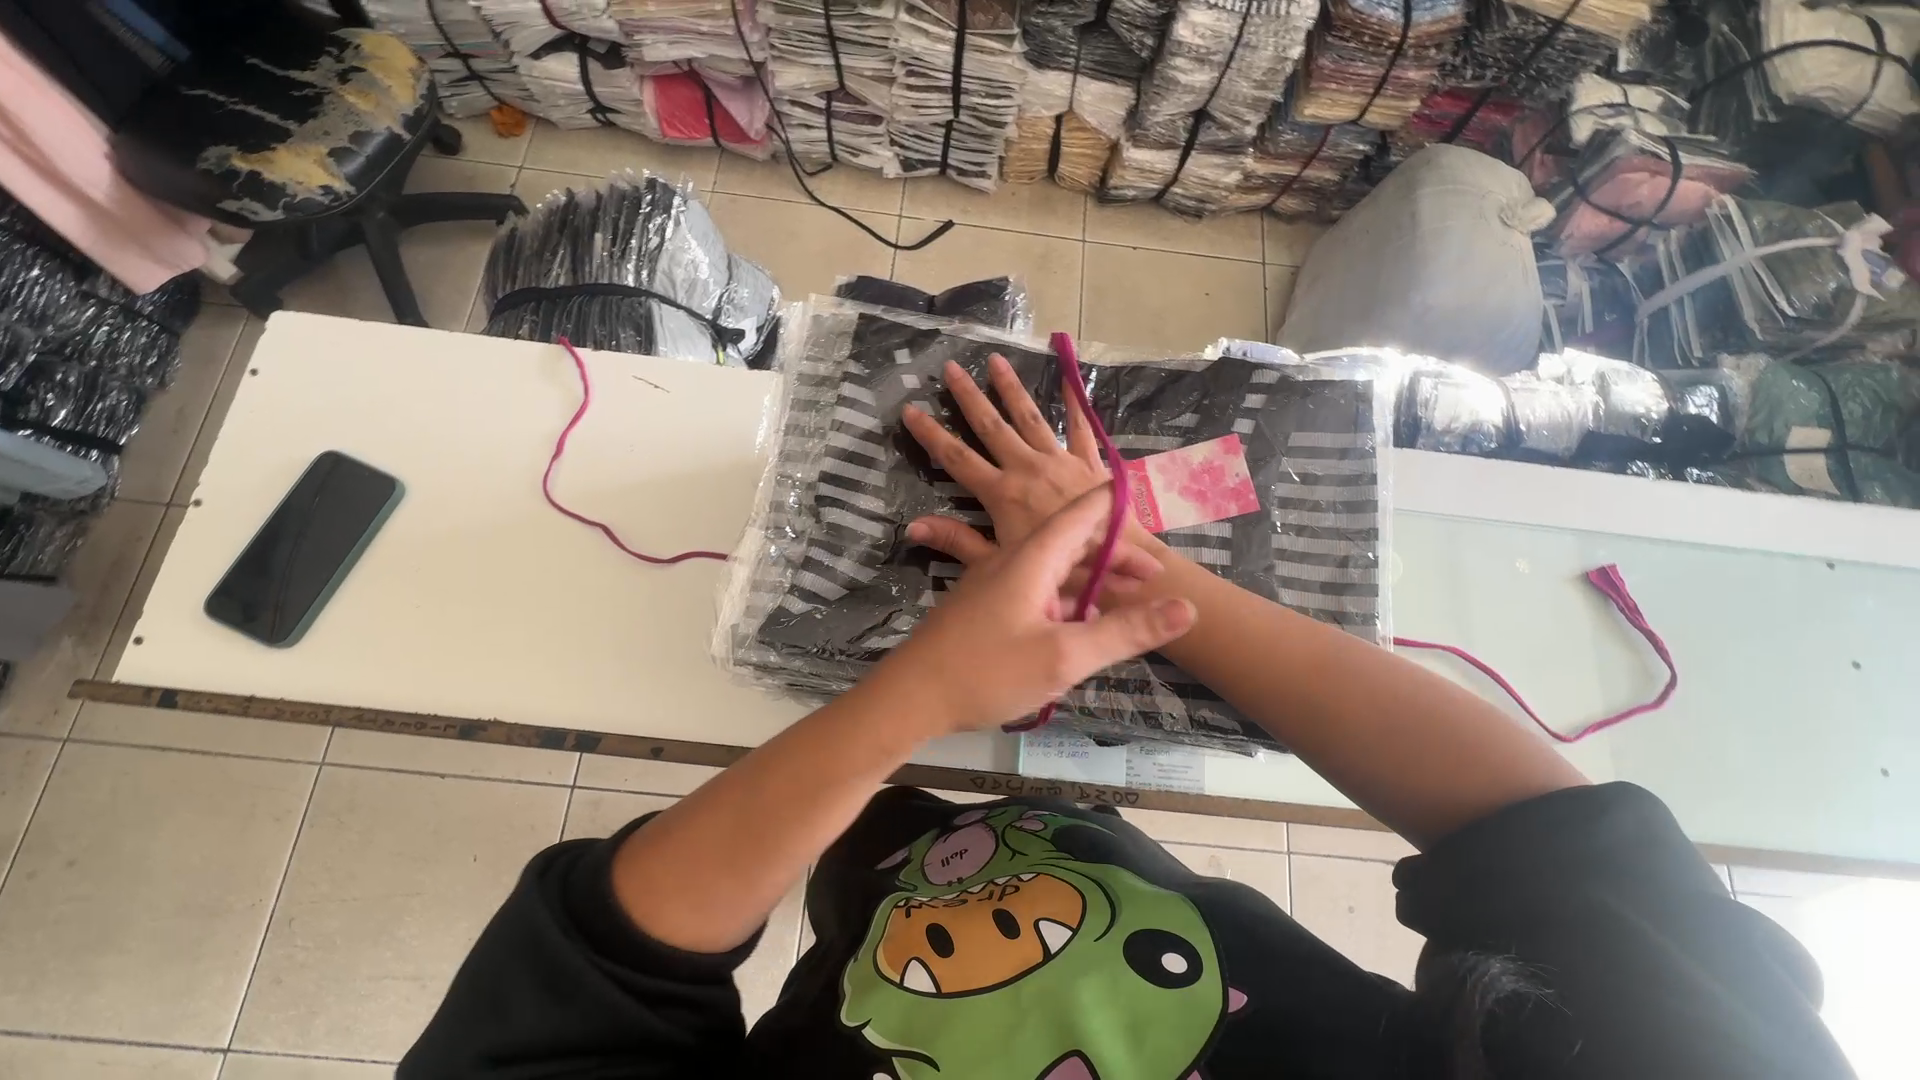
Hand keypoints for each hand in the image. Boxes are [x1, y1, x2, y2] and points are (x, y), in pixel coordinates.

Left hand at [869, 489, 1195, 735]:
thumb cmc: (985, 671)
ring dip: (1090, 584)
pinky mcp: (986, 610)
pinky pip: (1036, 593)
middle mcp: (1013, 562)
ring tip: (1125, 609)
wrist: (909, 697)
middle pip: (1071, 543)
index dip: (1119, 509)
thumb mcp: (1063, 657)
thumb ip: (1125, 633)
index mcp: (1032, 559)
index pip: (1082, 514)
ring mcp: (996, 586)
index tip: (1154, 516)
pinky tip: (1078, 633)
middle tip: (1152, 582)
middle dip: (1114, 558)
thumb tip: (1186, 608)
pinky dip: (1065, 603)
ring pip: (1053, 571)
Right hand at [900, 354, 1162, 588]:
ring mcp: (1059, 460)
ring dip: (1011, 388)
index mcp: (1001, 494)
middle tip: (951, 368)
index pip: (956, 459)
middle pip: (991, 426)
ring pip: (1029, 417)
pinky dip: (1075, 402)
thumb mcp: (1001, 564)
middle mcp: (1027, 468)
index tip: (911, 410)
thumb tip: (913, 527)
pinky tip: (1069, 378)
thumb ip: (957, 542)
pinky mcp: (1089, 462)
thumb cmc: (1060, 572)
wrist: (1118, 565)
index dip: (931, 434)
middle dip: (968, 396)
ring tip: (996, 361)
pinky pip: (1081, 427)